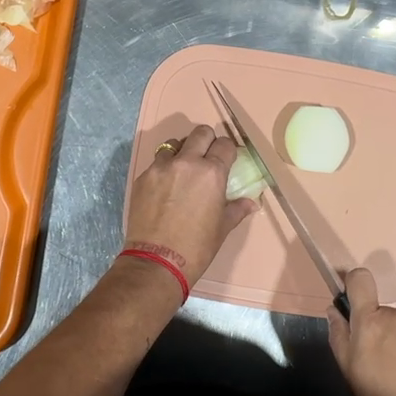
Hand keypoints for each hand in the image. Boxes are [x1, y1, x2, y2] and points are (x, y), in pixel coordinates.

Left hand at [122, 124, 256, 283]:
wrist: (157, 262)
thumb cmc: (197, 248)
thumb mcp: (222, 228)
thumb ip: (237, 208)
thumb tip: (252, 203)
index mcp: (212, 173)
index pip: (225, 144)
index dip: (228, 150)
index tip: (227, 159)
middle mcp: (187, 162)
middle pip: (200, 133)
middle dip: (207, 142)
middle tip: (207, 158)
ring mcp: (162, 167)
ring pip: (175, 143)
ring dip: (182, 151)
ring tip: (182, 170)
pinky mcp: (143, 176)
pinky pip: (157, 162)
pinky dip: (164, 167)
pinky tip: (165, 186)